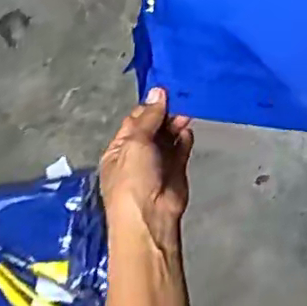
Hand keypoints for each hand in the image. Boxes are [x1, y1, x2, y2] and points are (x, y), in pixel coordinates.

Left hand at [100, 87, 194, 236]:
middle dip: (166, 115)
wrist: (151, 214)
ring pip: (169, 136)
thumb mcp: (136, 144)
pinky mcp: (176, 168)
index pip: (135, 121)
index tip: (168, 92)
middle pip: (153, 127)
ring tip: (187, 115)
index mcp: (119, 150)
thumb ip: (149, 117)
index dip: (150, 107)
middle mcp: (137, 154)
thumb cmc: (134, 179)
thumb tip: (158, 91)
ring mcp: (157, 162)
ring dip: (177, 125)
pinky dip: (185, 139)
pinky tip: (188, 133)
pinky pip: (181, 148)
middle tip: (182, 103)